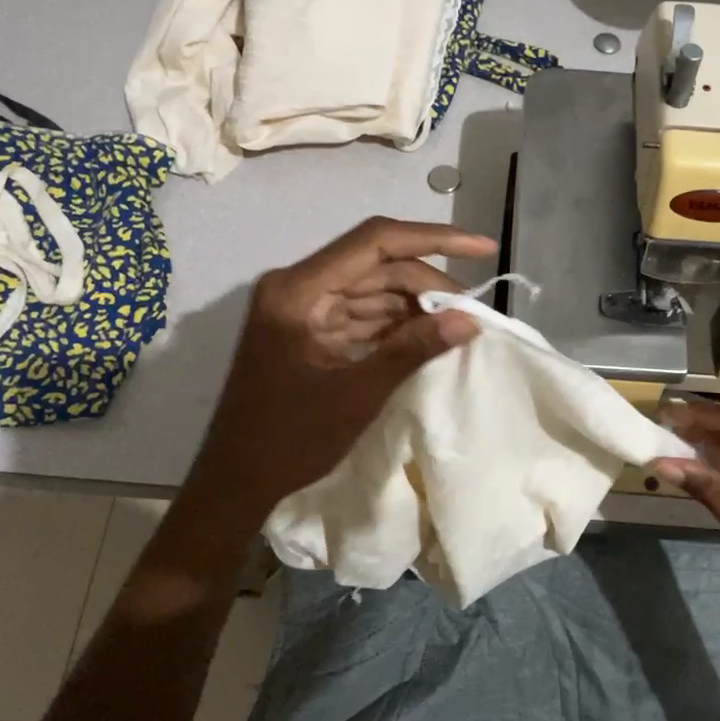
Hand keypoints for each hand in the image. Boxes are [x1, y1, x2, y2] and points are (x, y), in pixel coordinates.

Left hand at [196, 217, 496, 514]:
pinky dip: (394, 323)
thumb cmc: (289, 440)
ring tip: (458, 322)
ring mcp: (300, 309)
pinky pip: (360, 313)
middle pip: (375, 263)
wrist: (236, 481)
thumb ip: (412, 350)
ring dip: (415, 303)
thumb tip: (469, 320)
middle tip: (472, 308)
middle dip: (428, 280)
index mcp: (298, 290)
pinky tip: (428, 335)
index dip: (434, 239)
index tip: (483, 248)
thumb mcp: (358, 394)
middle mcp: (297, 287)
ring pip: (371, 288)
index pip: (375, 242)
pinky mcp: (307, 330)